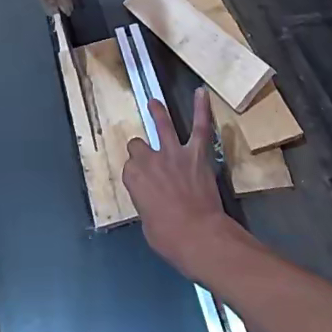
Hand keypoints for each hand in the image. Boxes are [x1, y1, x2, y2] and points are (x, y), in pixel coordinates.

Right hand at [122, 89, 241, 276]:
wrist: (198, 235)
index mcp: (133, 178)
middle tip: (150, 159)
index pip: (130, 168)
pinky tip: (201, 93)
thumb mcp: (147, 223)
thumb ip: (148, 202)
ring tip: (154, 102)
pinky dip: (201, 109)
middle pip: (139, 146)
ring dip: (158, 112)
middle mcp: (149, 160)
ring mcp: (173, 153)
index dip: (136, 175)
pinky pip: (200, 127)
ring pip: (163, 126)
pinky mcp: (197, 154)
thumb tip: (157, 200)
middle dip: (142, 150)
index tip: (143, 184)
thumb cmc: (169, 238)